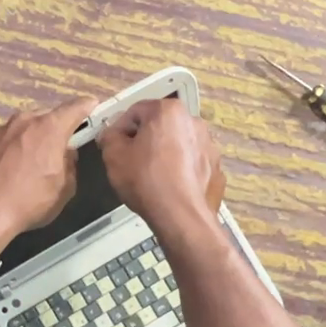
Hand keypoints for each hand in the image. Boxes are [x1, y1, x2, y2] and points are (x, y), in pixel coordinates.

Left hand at [0, 97, 98, 249]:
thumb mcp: (63, 190)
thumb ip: (69, 165)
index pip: (74, 108)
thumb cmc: (28, 202)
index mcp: (48, 128)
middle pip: (43, 119)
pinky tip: (0, 173)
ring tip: (23, 166)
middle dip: (51, 131)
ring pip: (18, 130)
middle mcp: (21, 122)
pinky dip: (3, 153)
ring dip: (25, 142)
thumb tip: (65, 154)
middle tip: (53, 151)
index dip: (85, 107)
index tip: (91, 105)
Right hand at [98, 98, 224, 235]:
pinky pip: (191, 162)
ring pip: (177, 142)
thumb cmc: (145, 179)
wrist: (180, 215)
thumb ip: (110, 136)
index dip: (118, 128)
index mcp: (168, 111)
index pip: (135, 111)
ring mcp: (209, 144)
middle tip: (130, 160)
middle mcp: (193, 121)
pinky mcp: (216, 166)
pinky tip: (170, 185)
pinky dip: (180, 168)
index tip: (112, 146)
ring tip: (151, 175)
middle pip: (159, 125)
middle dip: (144, 139)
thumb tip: (113, 135)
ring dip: (164, 152)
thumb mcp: (113, 155)